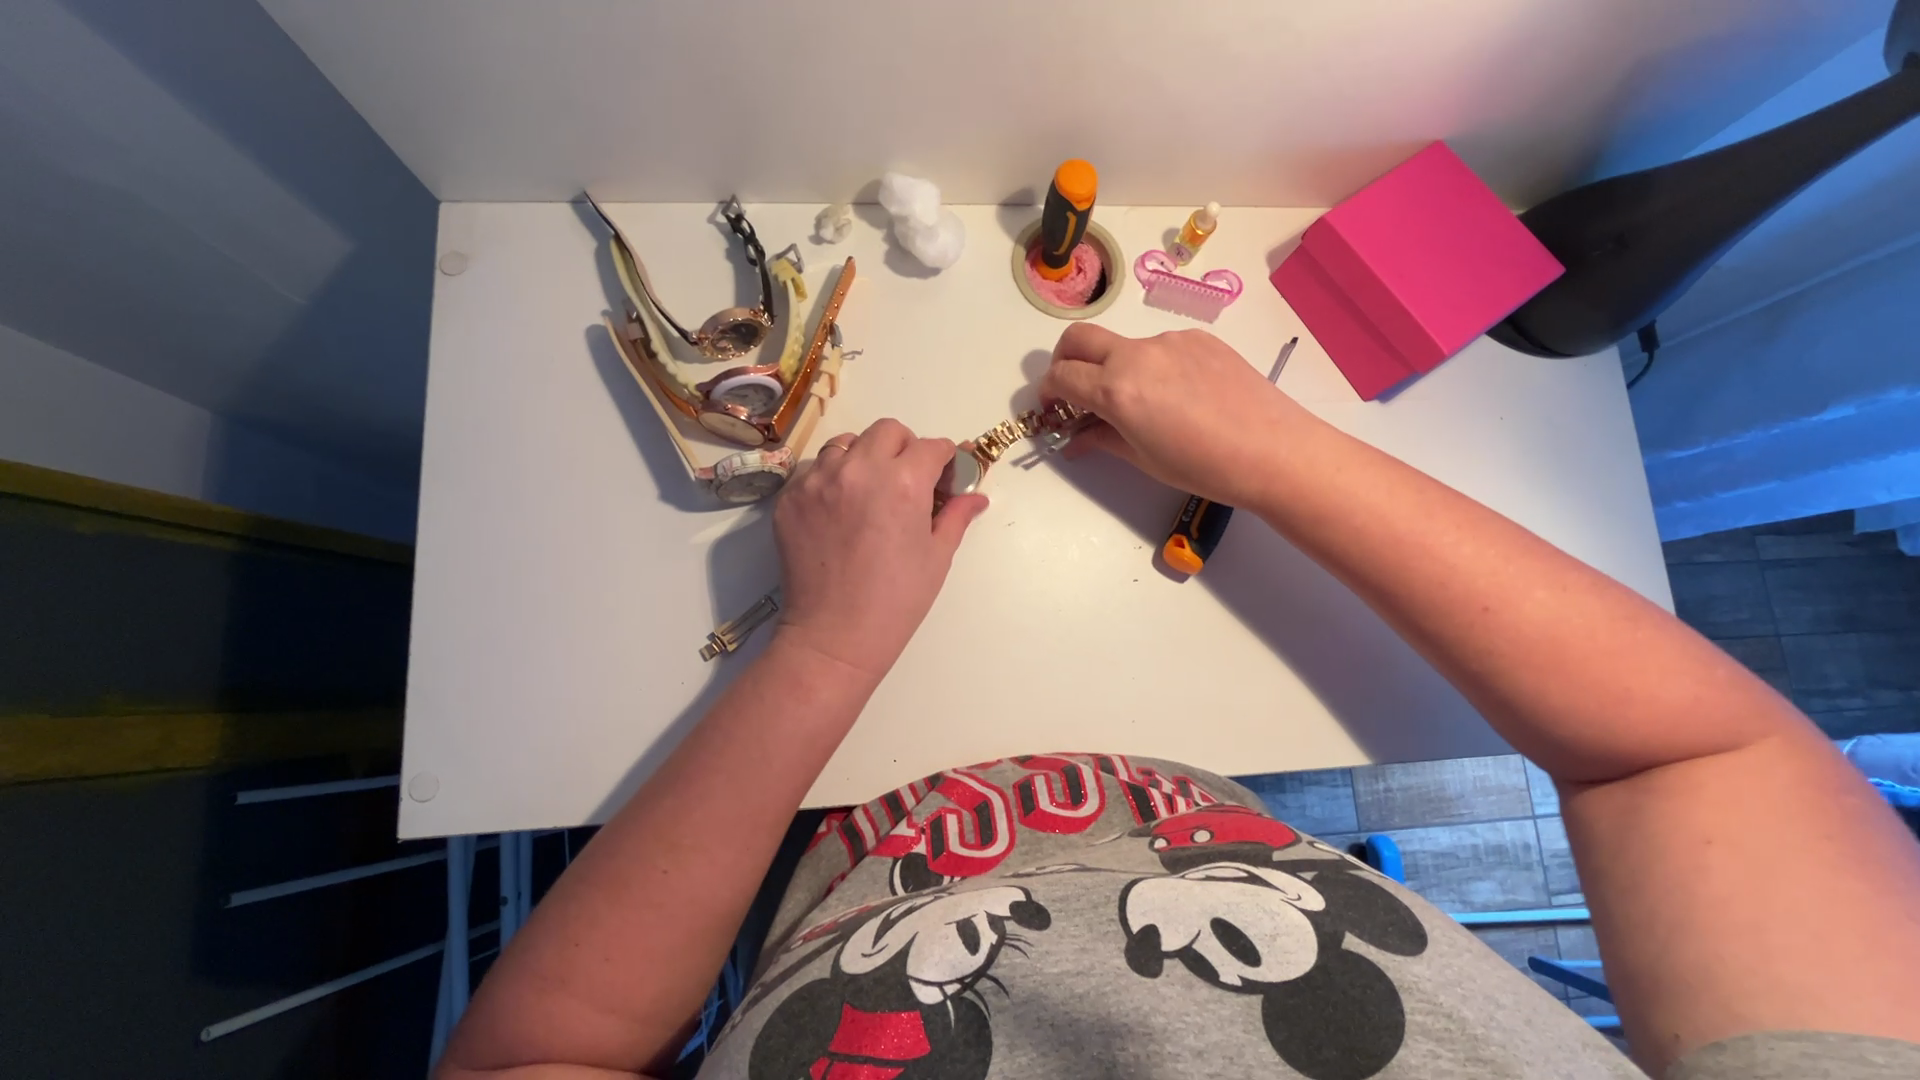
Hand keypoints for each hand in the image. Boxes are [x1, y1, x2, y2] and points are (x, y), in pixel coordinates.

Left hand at [771, 419, 988, 681]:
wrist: (833, 637)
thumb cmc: (896, 601)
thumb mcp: (936, 557)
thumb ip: (956, 516)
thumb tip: (976, 497)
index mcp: (903, 481)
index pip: (931, 447)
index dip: (944, 461)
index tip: (945, 478)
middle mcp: (858, 469)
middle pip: (887, 431)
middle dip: (905, 448)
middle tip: (908, 481)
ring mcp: (817, 481)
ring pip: (846, 444)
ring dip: (864, 457)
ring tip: (868, 493)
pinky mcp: (790, 498)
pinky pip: (814, 471)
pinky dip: (831, 480)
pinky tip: (839, 512)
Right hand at [1040, 324, 1304, 506]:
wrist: (1273, 449)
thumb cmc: (1202, 466)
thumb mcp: (1143, 459)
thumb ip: (1102, 439)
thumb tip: (1076, 438)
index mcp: (1116, 389)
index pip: (1061, 376)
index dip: (1048, 392)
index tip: (1052, 407)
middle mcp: (1136, 356)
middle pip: (1078, 338)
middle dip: (1063, 359)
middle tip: (1071, 388)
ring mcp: (1170, 341)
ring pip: (1123, 345)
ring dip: (1113, 367)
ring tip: (1141, 405)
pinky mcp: (1199, 338)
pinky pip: (1160, 347)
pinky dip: (1150, 366)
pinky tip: (1178, 397)